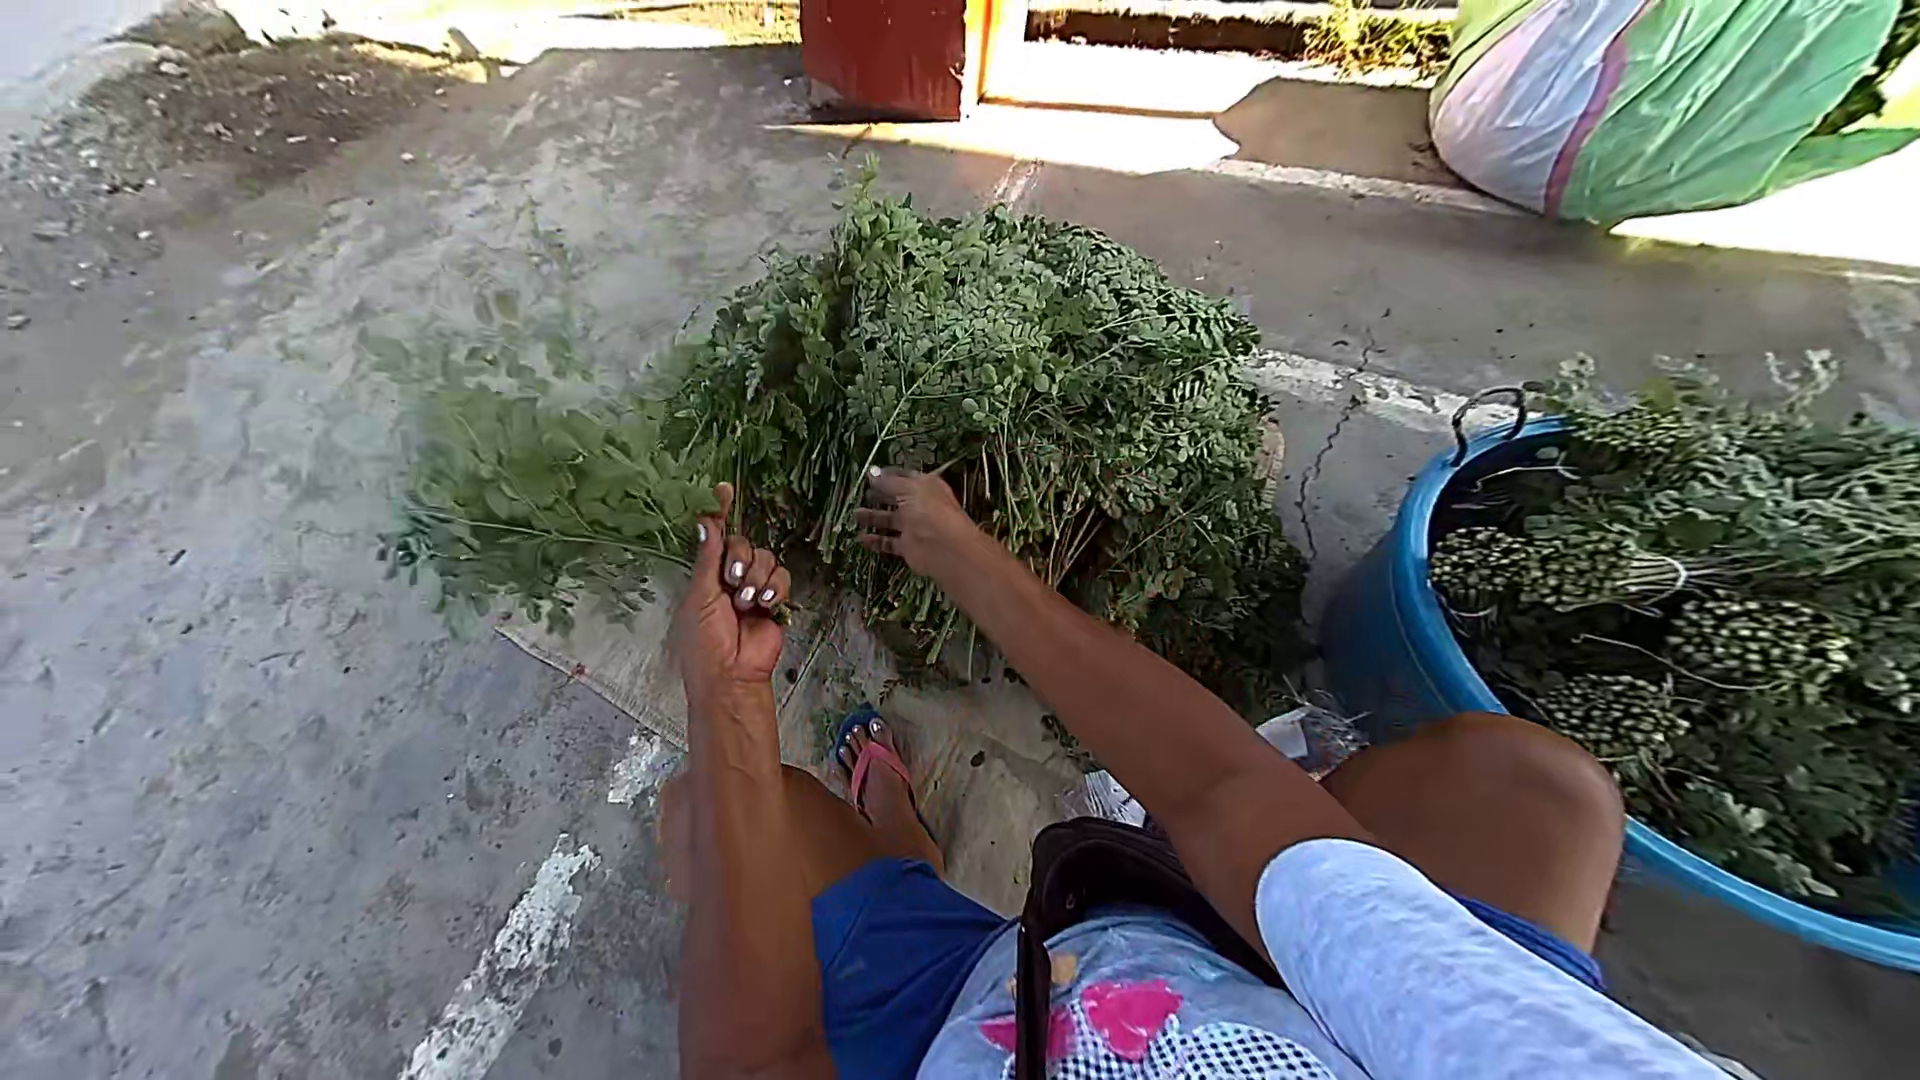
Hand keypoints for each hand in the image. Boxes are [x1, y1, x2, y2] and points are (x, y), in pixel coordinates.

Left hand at [672, 482, 792, 707]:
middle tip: (732, 580)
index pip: (714, 536)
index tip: (723, 490)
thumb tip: (704, 521)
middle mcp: (730, 577)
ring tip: (747, 602)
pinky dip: (774, 588)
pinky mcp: (775, 599)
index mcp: (705, 575)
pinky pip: (781, 577)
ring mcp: (754, 587)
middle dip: (739, 558)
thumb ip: (707, 558)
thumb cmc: (704, 641)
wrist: (732, 673)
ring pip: (766, 558)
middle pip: (744, 544)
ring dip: (756, 577)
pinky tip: (765, 604)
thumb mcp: (700, 596)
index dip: (719, 513)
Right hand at [854, 467, 982, 578]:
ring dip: (873, 517)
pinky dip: (875, 541)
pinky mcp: (908, 547)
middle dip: (880, 496)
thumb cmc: (930, 511)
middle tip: (862, 493)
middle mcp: (920, 505)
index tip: (870, 475)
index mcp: (925, 486)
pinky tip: (861, 538)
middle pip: (896, 499)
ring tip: (855, 514)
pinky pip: (889, 542)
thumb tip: (872, 473)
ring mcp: (914, 527)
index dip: (888, 476)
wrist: (944, 547)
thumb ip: (888, 482)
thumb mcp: (908, 489)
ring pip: (890, 520)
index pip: (904, 477)